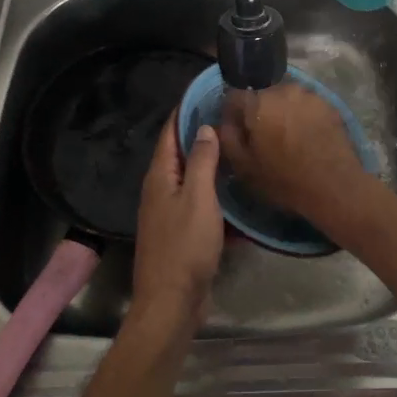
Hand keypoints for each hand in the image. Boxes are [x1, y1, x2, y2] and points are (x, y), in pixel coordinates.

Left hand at [131, 112, 223, 324]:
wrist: (171, 304)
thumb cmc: (184, 247)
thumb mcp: (198, 199)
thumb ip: (202, 161)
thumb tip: (204, 128)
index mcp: (159, 177)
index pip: (170, 132)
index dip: (185, 111)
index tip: (206, 92)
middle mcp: (160, 190)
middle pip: (179, 153)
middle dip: (200, 134)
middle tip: (230, 116)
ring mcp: (168, 213)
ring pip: (190, 179)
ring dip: (209, 164)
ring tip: (237, 147)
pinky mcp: (180, 233)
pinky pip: (198, 202)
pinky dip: (214, 192)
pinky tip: (235, 192)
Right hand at [218, 82, 369, 222]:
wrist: (334, 186)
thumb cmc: (284, 179)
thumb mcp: (244, 166)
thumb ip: (227, 138)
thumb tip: (224, 122)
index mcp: (258, 101)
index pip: (234, 96)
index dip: (232, 114)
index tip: (237, 132)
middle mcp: (283, 89)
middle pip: (262, 96)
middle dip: (259, 113)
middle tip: (264, 138)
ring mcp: (309, 94)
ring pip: (286, 100)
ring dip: (282, 114)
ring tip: (288, 139)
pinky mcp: (329, 104)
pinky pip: (306, 107)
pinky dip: (302, 117)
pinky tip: (307, 138)